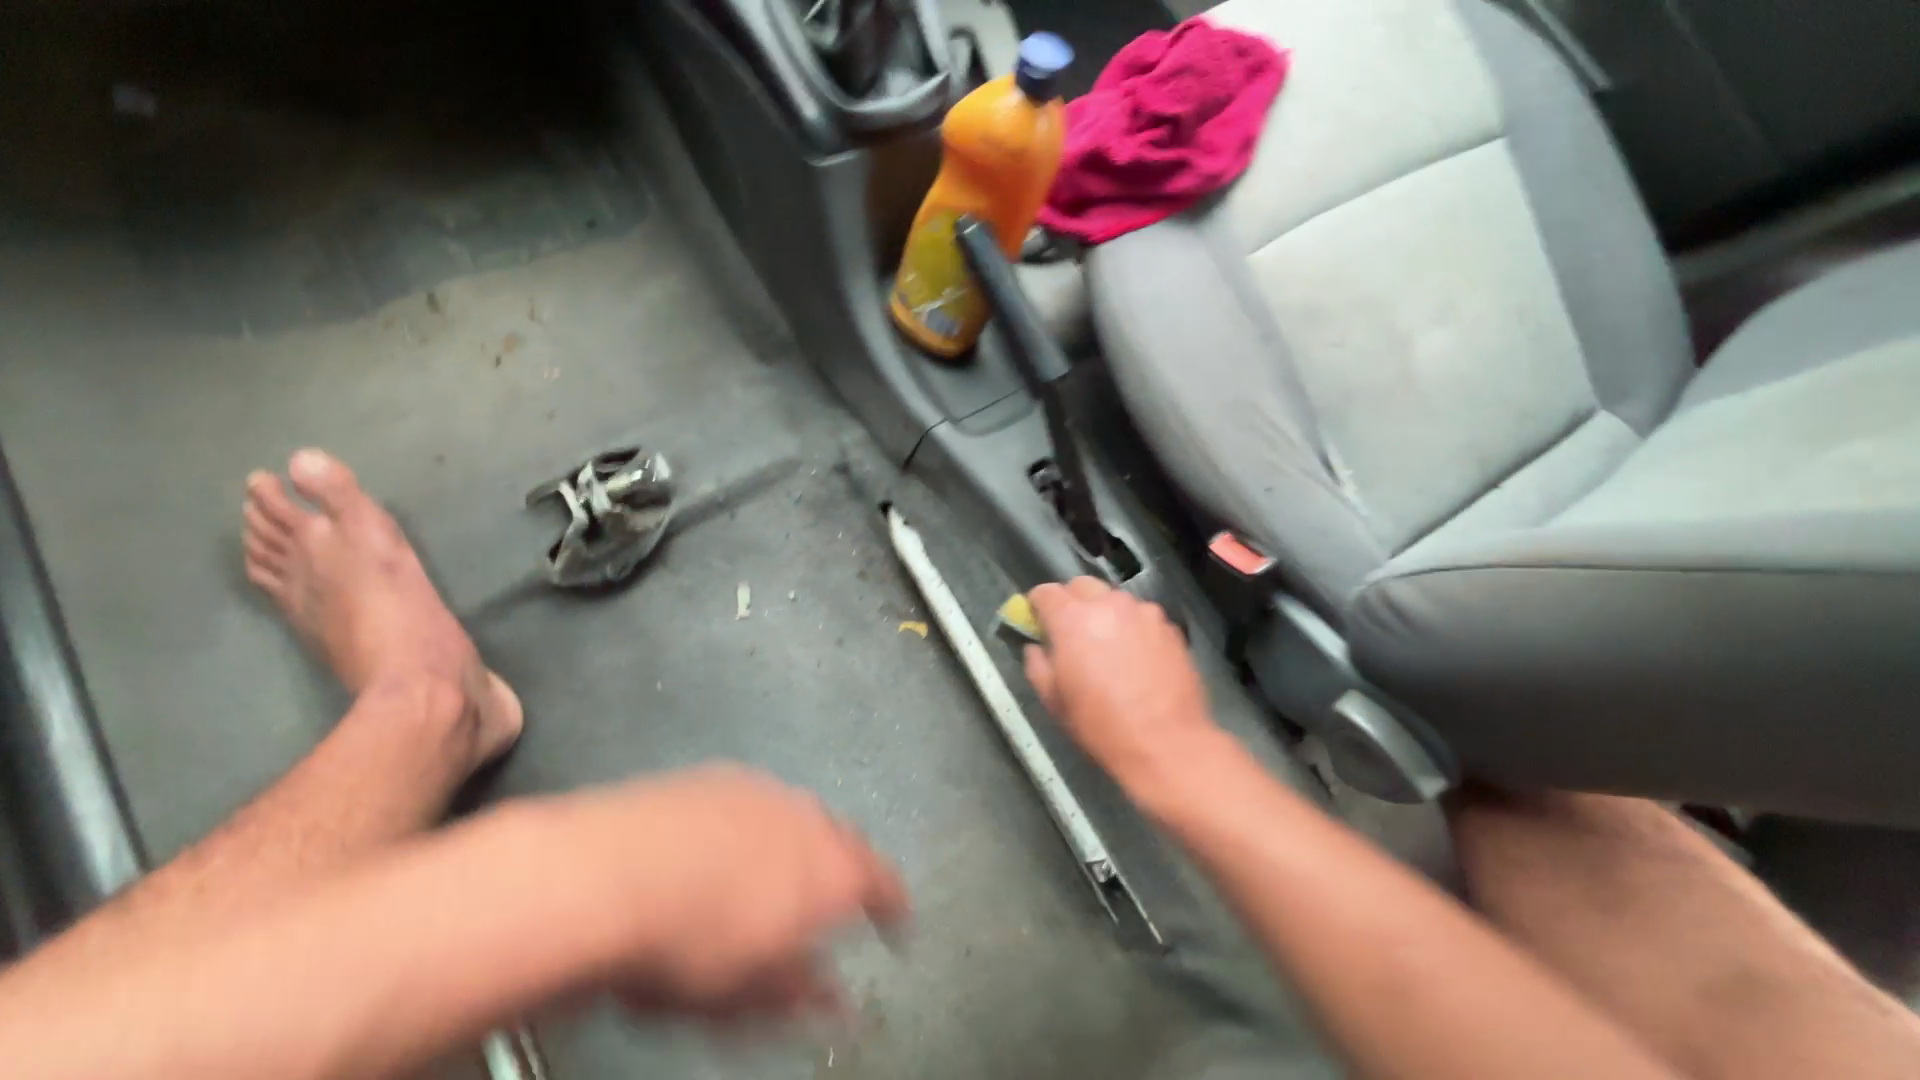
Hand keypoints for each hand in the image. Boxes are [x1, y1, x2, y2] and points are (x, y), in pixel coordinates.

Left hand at [554, 765, 907, 1021]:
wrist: (606, 875)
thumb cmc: (685, 943)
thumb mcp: (749, 996)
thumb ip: (806, 997)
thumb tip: (840, 1007)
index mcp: (834, 871)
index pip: (885, 885)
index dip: (895, 908)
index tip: (897, 923)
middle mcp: (809, 819)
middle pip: (845, 844)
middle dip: (843, 874)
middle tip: (829, 905)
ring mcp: (763, 791)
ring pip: (797, 820)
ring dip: (796, 848)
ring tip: (769, 882)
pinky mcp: (719, 776)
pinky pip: (753, 804)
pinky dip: (752, 829)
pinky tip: (721, 855)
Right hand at [1024, 578, 1217, 794]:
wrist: (1167, 743)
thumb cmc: (1101, 725)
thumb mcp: (1054, 700)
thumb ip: (1038, 663)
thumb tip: (1037, 646)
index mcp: (1072, 618)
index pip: (1045, 592)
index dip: (1037, 606)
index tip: (1037, 622)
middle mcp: (1109, 604)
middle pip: (1081, 586)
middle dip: (1071, 603)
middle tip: (1071, 633)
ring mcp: (1144, 612)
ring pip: (1114, 600)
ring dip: (1104, 613)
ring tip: (1107, 646)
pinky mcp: (1170, 626)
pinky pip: (1141, 617)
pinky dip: (1132, 627)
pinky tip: (1136, 657)